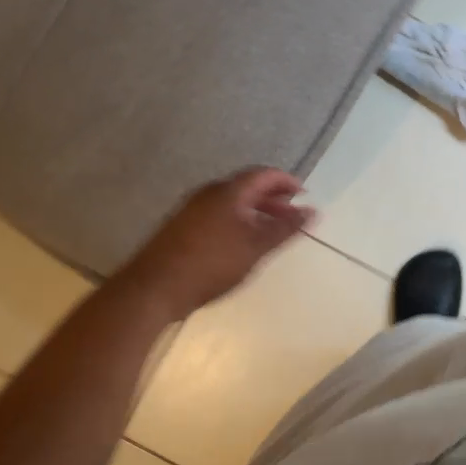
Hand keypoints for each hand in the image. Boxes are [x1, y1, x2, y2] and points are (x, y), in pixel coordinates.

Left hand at [125, 167, 314, 317]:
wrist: (152, 289)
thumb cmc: (210, 265)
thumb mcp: (255, 248)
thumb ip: (285, 228)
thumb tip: (313, 211)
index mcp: (228, 192)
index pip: (263, 174)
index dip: (286, 181)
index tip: (303, 194)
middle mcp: (208, 193)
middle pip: (246, 186)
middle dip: (272, 198)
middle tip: (290, 214)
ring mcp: (190, 209)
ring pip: (231, 201)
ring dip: (254, 211)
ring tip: (269, 231)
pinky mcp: (180, 227)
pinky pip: (217, 213)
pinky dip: (236, 220)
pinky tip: (240, 243)